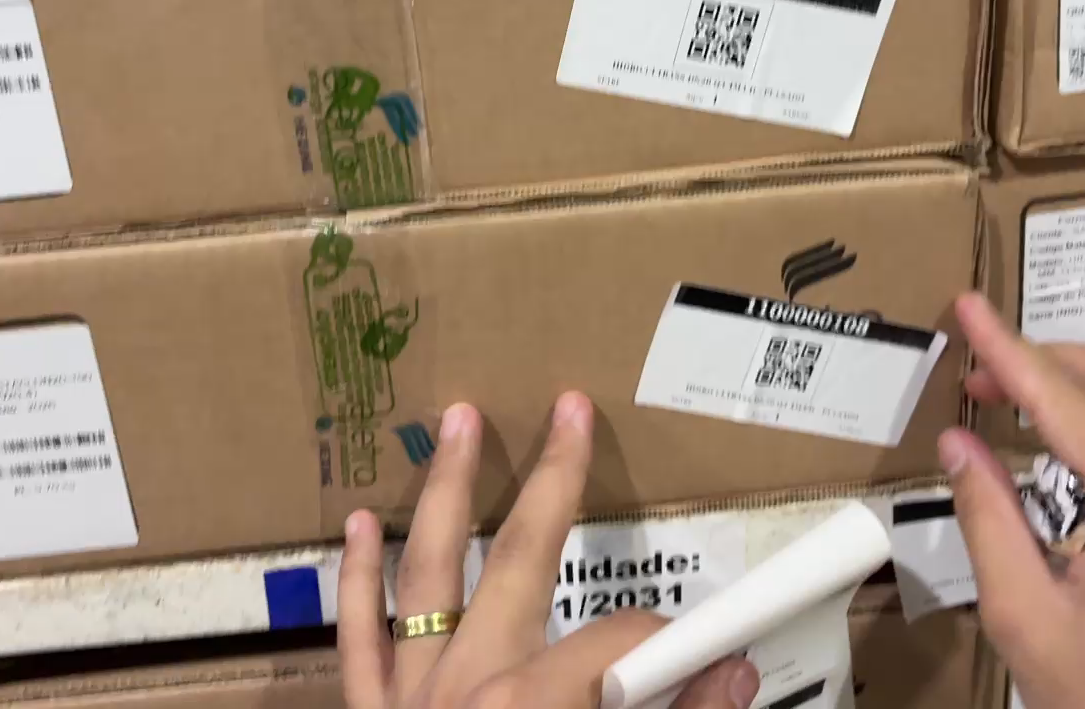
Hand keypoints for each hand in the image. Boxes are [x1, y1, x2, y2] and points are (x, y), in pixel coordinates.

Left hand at [338, 392, 760, 708]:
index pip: (614, 647)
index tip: (705, 642)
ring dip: (444, 493)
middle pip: (518, 559)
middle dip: (553, 480)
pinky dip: (355, 582)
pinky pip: (354, 643)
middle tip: (568, 406)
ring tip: (455, 419)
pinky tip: (359, 521)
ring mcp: (400, 704)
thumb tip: (730, 675)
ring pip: (424, 573)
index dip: (666, 639)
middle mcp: (458, 693)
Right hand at [939, 294, 1084, 708]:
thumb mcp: (1025, 617)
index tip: (968, 306)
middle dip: (1044, 357)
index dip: (1009, 350)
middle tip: (978, 372)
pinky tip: (1060, 448)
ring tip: (1006, 401)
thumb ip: (988, 517)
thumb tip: (957, 442)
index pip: (1071, 402)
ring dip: (1073, 385)